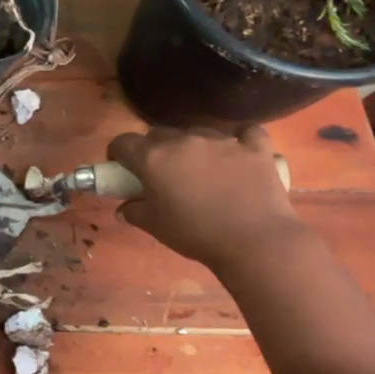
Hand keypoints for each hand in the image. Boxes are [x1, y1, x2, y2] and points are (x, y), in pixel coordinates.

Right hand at [107, 125, 308, 271]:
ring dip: (192, 145)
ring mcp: (222, 141)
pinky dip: (240, 138)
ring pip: (197, 132)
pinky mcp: (255, 148)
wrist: (255, 241)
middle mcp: (183, 141)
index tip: (123, 168)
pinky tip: (238, 149)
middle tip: (162, 172)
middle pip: (158, 133)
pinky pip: (246, 132)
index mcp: (152, 158)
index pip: (122, 142)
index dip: (118, 153)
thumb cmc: (196, 233)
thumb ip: (134, 212)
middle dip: (154, 148)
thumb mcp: (154, 226)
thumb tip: (124, 208)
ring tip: (200, 166)